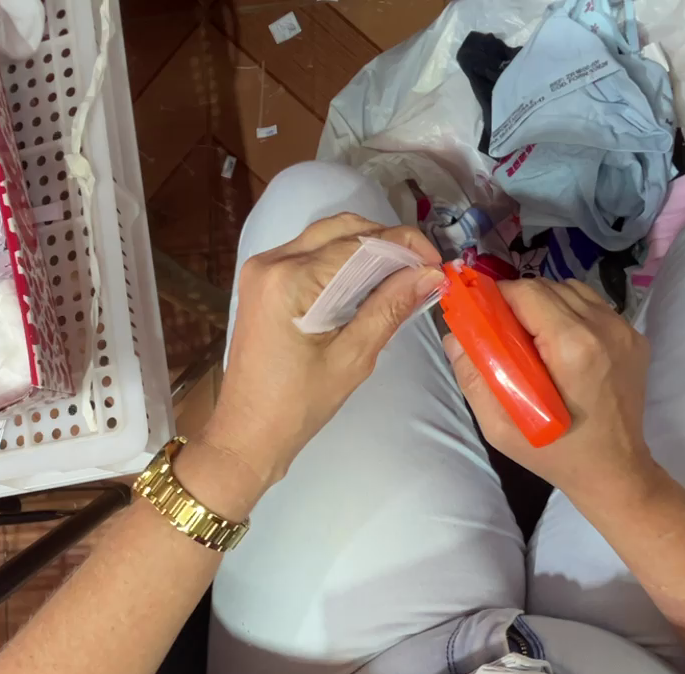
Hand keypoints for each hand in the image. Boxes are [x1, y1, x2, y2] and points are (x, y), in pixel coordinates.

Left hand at [205, 213, 441, 486]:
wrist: (248, 434)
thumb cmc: (298, 406)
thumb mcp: (352, 359)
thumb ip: (389, 308)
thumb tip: (429, 274)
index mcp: (289, 280)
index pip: (359, 243)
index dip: (404, 246)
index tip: (437, 263)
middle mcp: (271, 262)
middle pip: (341, 228)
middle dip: (387, 241)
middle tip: (421, 268)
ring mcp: (261, 269)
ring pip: (325, 237)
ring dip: (365, 248)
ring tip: (401, 274)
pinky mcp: (261, 282)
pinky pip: (309, 255)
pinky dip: (341, 261)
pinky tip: (368, 283)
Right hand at [442, 278, 659, 503]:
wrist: (614, 471)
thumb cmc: (555, 455)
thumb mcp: (501, 427)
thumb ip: (474, 378)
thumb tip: (454, 337)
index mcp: (572, 347)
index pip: (527, 293)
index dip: (497, 298)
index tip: (479, 314)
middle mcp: (603, 328)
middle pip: (548, 287)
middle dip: (517, 301)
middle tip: (498, 329)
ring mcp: (623, 330)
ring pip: (571, 290)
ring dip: (543, 305)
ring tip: (527, 336)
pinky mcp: (633, 337)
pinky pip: (593, 306)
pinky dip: (568, 314)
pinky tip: (555, 344)